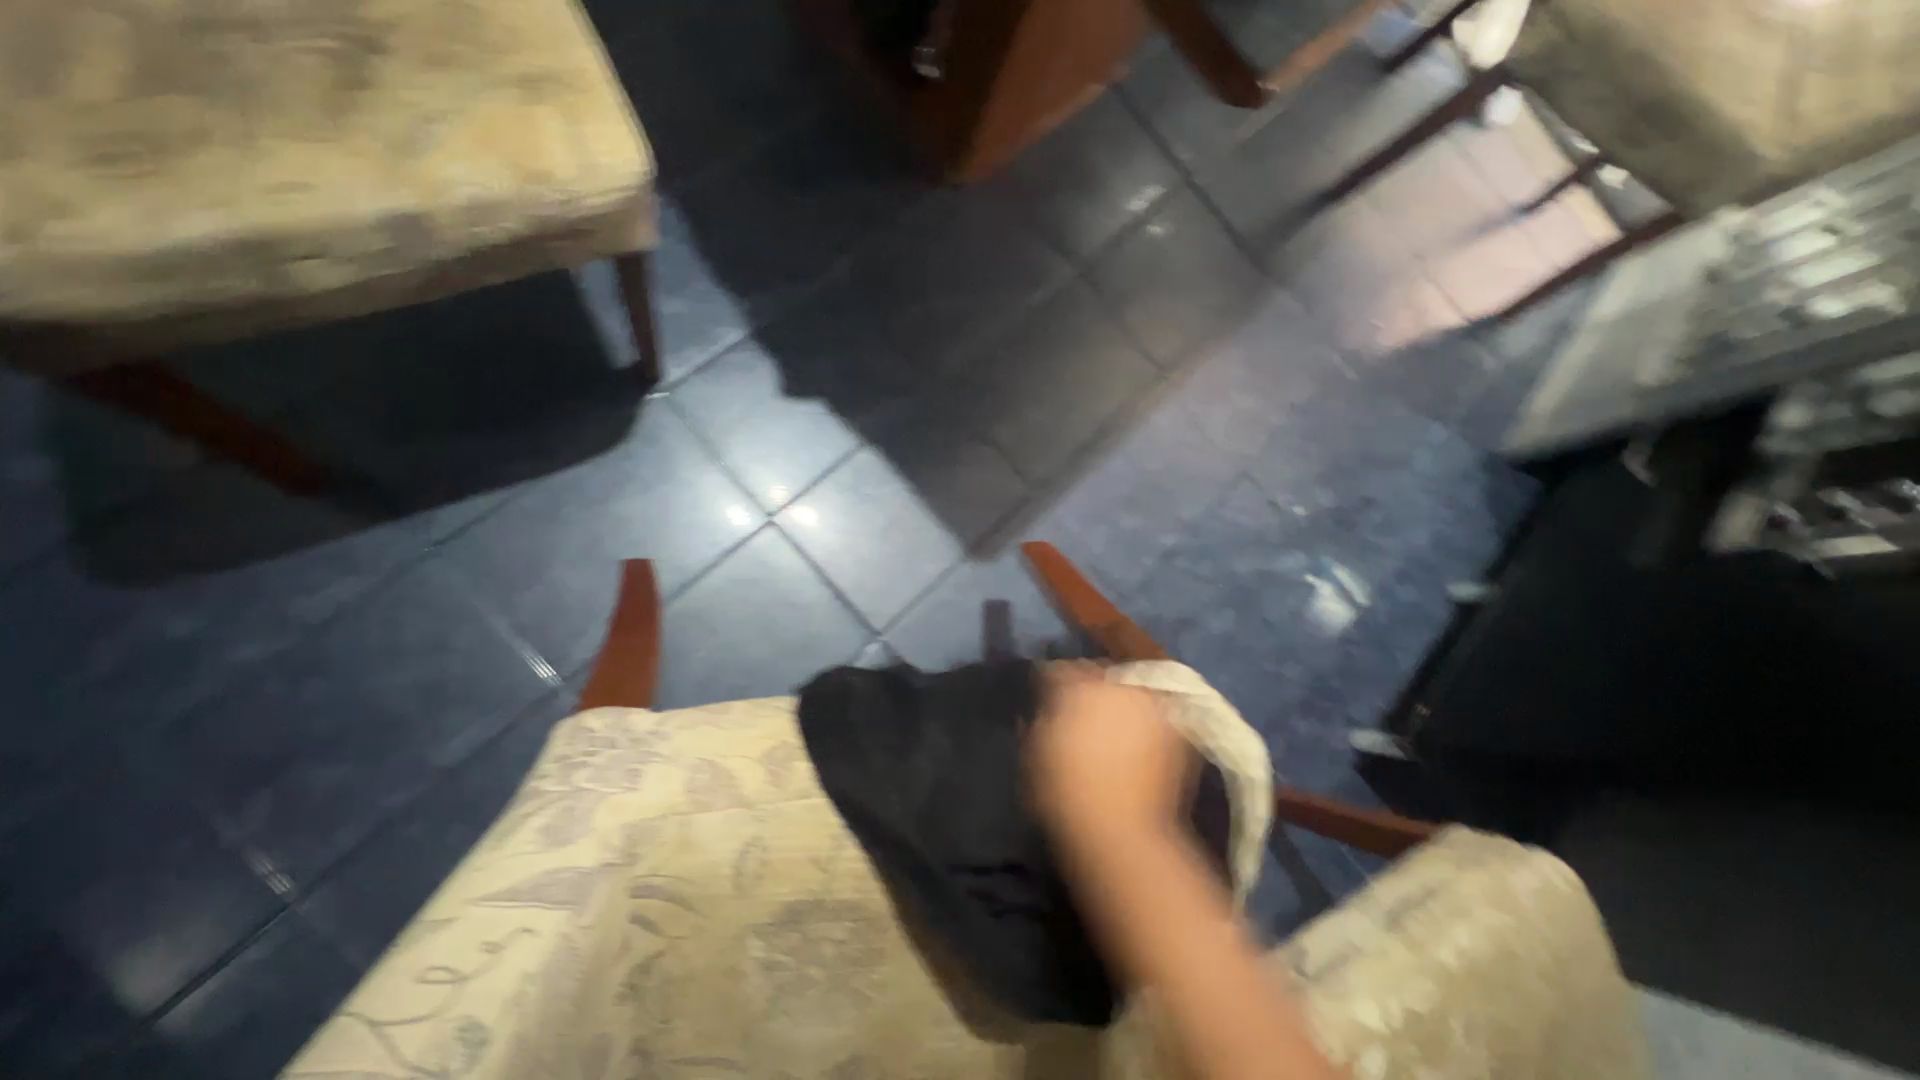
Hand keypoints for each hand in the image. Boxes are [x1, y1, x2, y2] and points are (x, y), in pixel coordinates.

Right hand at [1028, 664, 1192, 839]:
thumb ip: (1039, 721)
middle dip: (1088, 688)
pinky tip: (1139, 741)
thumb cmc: (1064, 795)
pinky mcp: (1178, 727)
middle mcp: (1117, 684)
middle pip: (1097, 673)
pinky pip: (1156, 714)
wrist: (1122, 832)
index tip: (1046, 699)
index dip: (1050, 684)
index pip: (1057, 669)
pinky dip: (1146, 721)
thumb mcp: (1031, 755)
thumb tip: (1045, 710)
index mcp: (1076, 686)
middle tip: (1080, 712)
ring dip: (1120, 701)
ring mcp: (1152, 703)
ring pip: (1131, 690)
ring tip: (1113, 724)